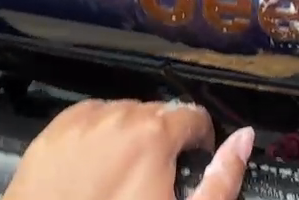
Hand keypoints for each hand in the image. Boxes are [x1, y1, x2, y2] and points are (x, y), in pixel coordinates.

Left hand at [3, 99, 254, 199]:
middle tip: (147, 184)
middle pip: (158, 116)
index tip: (187, 168)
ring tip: (116, 179)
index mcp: (156, 133)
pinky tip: (90, 170)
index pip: (194, 118)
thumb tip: (245, 137)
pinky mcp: (53, 132)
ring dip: (128, 138)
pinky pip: (89, 119)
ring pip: (123, 116)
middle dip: (160, 143)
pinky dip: (96, 137)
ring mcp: (84, 121)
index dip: (197, 144)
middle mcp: (122, 115)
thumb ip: (221, 180)